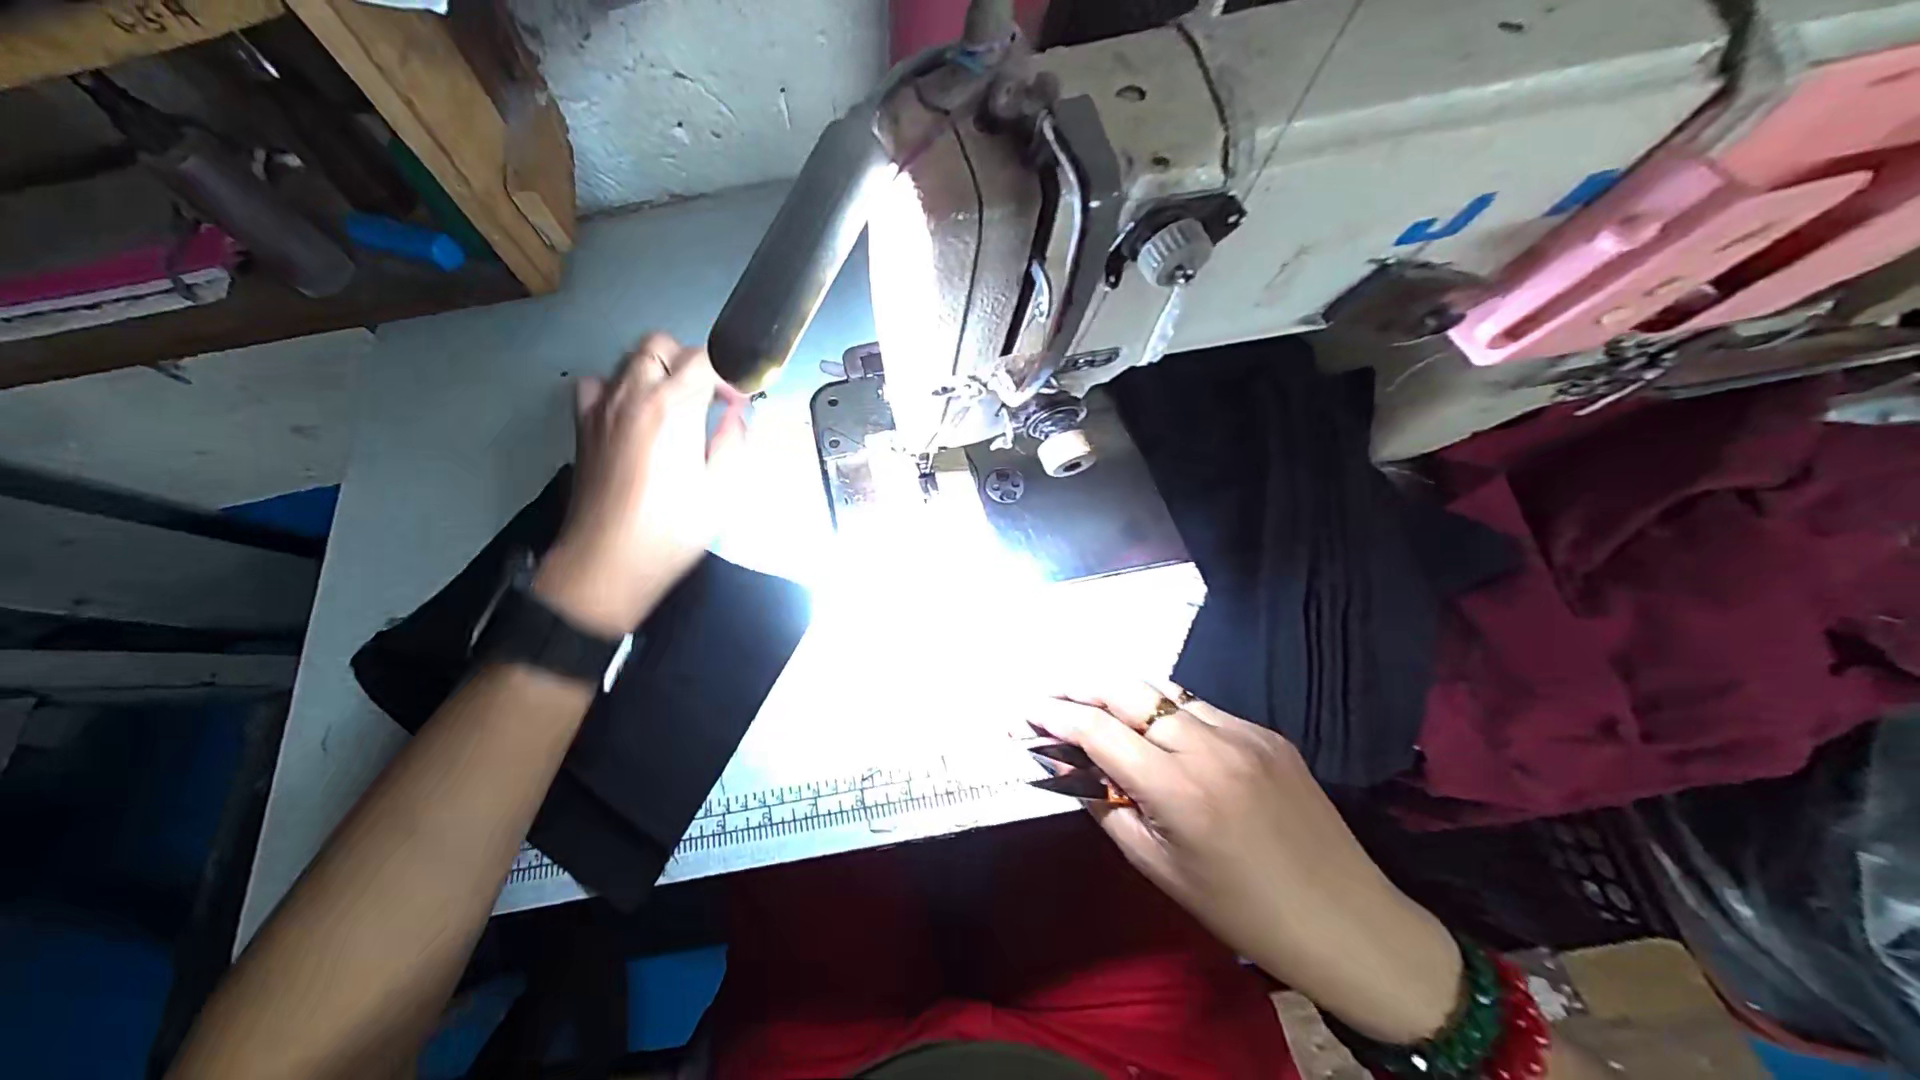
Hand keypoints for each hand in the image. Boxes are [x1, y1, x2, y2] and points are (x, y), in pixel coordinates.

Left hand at [535, 333, 748, 635]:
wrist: (608, 561)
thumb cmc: (671, 531)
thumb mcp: (722, 490)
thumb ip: (734, 440)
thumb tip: (736, 413)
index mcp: (672, 408)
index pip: (705, 358)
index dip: (729, 373)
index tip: (739, 400)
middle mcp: (632, 395)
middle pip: (661, 345)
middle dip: (691, 362)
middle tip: (709, 397)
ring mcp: (602, 407)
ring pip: (629, 359)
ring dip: (657, 371)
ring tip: (675, 405)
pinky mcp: (583, 424)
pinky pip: (596, 383)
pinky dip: (618, 387)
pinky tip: (633, 414)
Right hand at [1026, 680, 1462, 1044]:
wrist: (1348, 922)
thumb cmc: (1241, 911)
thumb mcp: (1158, 868)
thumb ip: (1108, 809)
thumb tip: (1071, 768)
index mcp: (1178, 789)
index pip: (1098, 731)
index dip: (1055, 717)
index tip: (1027, 712)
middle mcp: (1209, 745)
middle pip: (1129, 689)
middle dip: (1082, 686)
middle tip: (1053, 696)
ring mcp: (1245, 732)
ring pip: (1166, 692)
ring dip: (1125, 695)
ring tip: (1099, 709)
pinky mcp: (1268, 733)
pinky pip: (1203, 710)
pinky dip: (1170, 714)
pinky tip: (1162, 736)